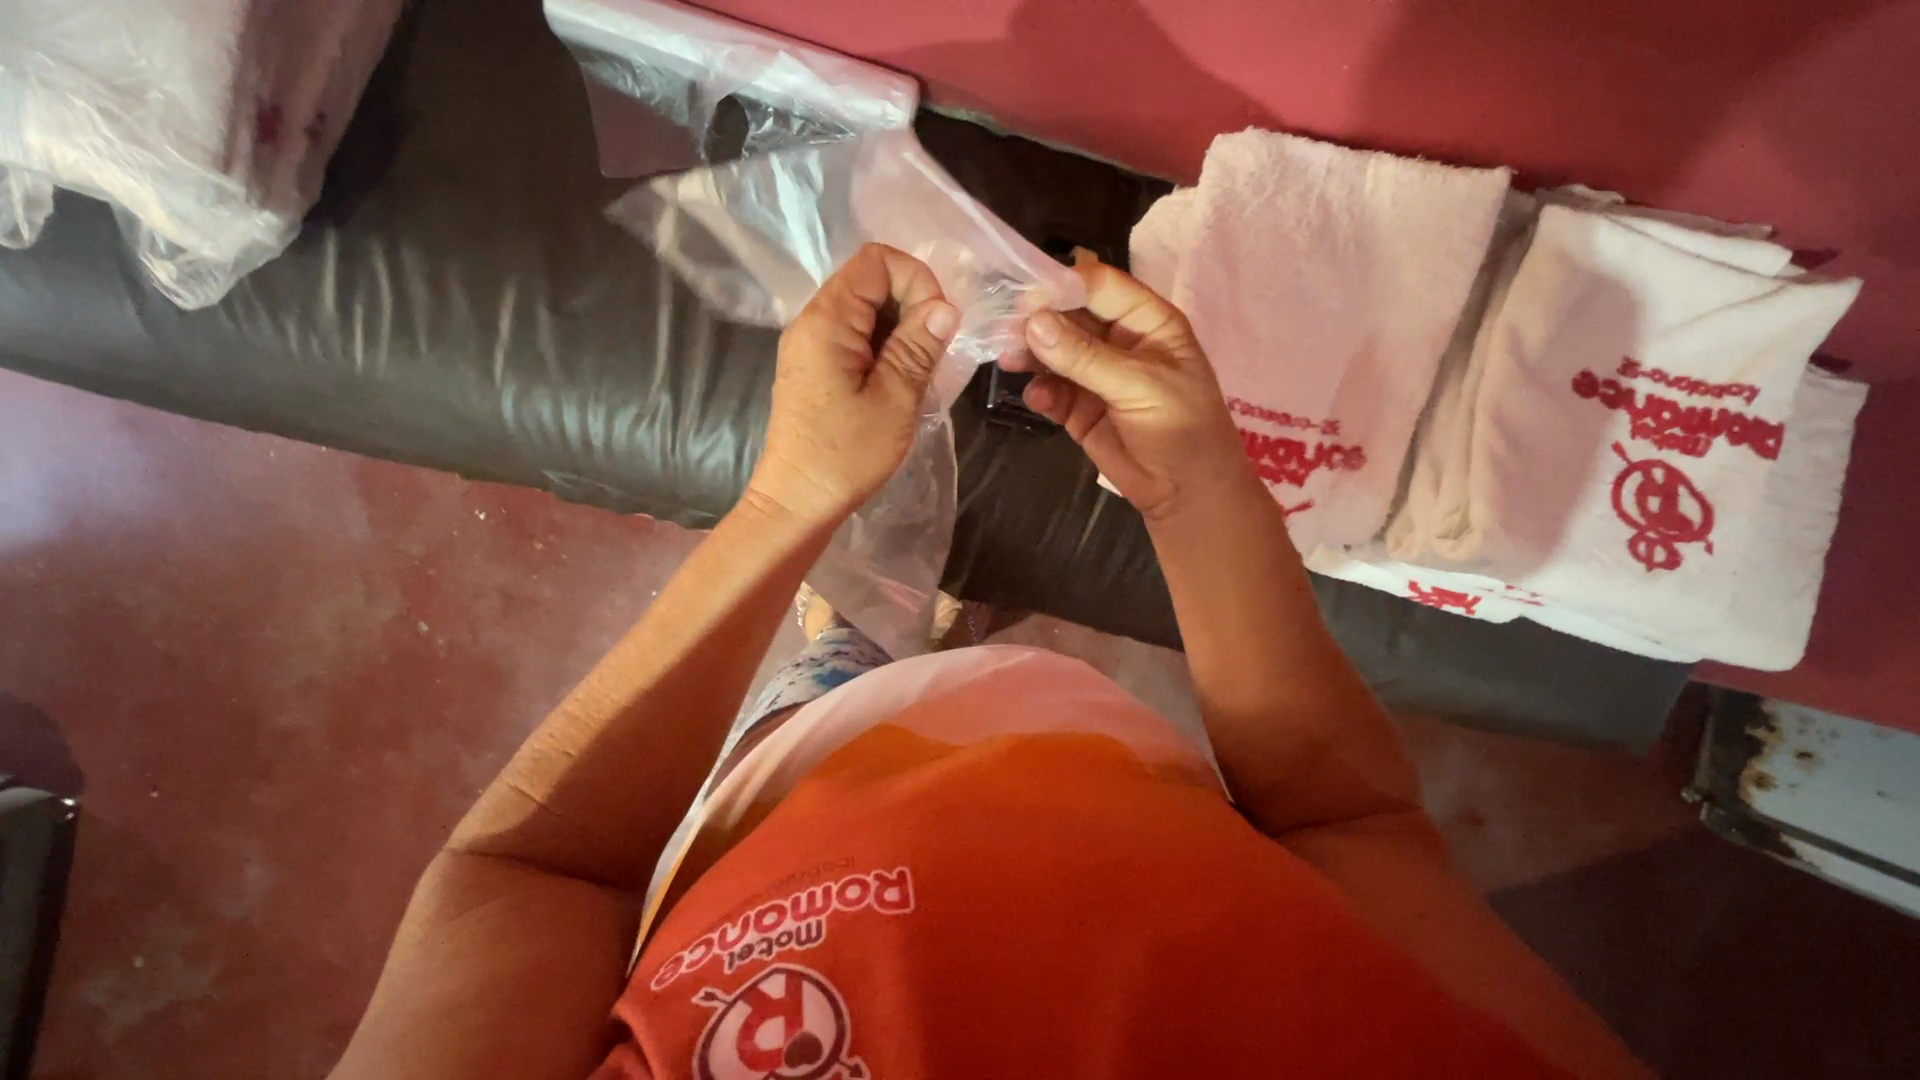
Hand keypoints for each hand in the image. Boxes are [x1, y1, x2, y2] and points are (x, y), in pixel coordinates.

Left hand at [746, 244, 959, 524]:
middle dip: (910, 303)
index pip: (876, 261)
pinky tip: (898, 380)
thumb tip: (945, 307)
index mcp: (826, 321)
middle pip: (868, 280)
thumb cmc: (845, 456)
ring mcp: (809, 345)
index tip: (937, 323)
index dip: (916, 279)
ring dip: (899, 329)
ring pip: (863, 310)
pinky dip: (882, 347)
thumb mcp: (894, 401)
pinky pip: (854, 337)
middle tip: (933, 350)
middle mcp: (812, 322)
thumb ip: (918, 347)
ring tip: (919, 369)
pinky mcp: (814, 368)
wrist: (797, 502)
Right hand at [1009, 259, 1259, 522]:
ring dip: (1031, 353)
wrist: (1187, 494)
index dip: (1063, 285)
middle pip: (1070, 315)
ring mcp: (1096, 375)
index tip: (1024, 295)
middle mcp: (1118, 340)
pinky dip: (1039, 391)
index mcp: (1147, 321)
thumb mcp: (1140, 386)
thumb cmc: (1182, 429)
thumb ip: (1086, 357)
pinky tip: (1036, 397)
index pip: (1100, 286)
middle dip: (1037, 320)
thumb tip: (1033, 324)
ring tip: (1008, 360)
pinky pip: (1051, 390)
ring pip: (1054, 352)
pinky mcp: (1079, 408)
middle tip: (1001, 326)